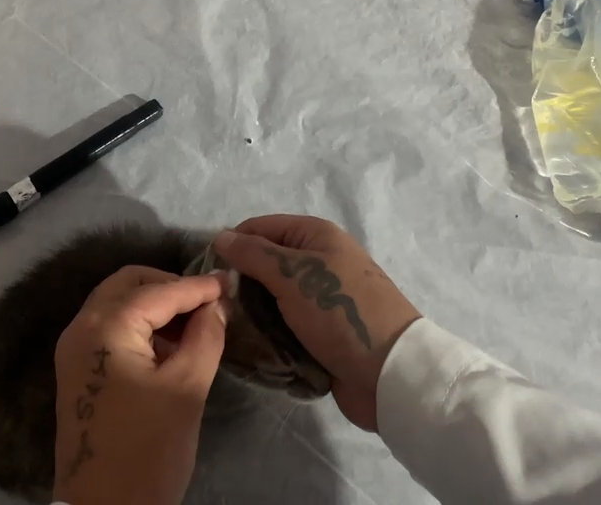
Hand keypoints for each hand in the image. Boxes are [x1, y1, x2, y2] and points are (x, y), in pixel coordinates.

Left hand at [51, 267, 227, 504]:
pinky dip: (139, 325)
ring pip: (117, 303)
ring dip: (154, 305)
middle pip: (129, 284)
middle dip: (169, 287)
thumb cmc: (148, 450)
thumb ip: (205, 337)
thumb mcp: (186, 390)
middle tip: (207, 303)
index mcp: (105, 326)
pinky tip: (169, 345)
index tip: (229, 283)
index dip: (197, 287)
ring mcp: (73, 347)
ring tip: (194, 325)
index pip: (158, 292)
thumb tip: (217, 304)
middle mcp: (81, 326)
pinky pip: (109, 327)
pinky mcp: (76, 369)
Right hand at [212, 215, 420, 430]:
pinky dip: (271, 332)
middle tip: (220, 305)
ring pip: (273, 297)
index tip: (210, 272)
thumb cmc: (339, 312)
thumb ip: (253, 254)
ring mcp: (322, 298)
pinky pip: (286, 324)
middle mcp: (319, 260)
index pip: (260, 227)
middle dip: (242, 282)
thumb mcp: (292, 275)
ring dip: (255, 311)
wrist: (390, 374)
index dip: (234, 244)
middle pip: (265, 263)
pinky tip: (253, 345)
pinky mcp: (323, 331)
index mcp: (315, 235)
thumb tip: (221, 237)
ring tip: (233, 327)